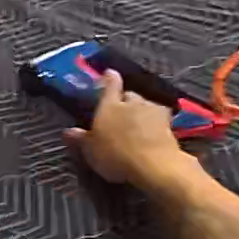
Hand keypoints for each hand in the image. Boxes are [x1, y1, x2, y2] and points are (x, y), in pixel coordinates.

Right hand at [63, 69, 182, 186]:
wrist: (154, 166)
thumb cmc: (115, 154)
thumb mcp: (90, 150)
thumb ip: (80, 139)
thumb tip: (68, 132)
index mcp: (110, 105)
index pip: (110, 85)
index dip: (109, 79)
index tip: (109, 73)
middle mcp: (133, 102)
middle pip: (129, 96)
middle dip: (125, 102)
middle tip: (119, 115)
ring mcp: (154, 112)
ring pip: (146, 106)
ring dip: (141, 113)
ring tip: (136, 127)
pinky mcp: (170, 125)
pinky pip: (159, 120)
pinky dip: (154, 126)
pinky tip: (150, 136)